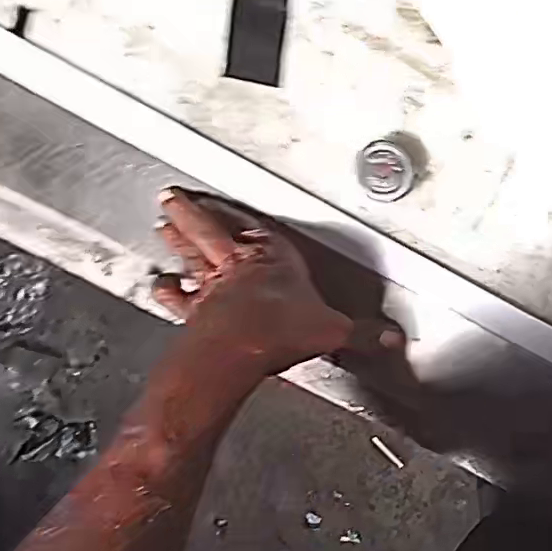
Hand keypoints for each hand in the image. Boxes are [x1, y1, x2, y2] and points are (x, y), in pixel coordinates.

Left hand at [152, 188, 401, 374]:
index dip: (242, 217)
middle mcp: (240, 270)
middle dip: (195, 215)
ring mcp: (212, 290)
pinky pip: (176, 296)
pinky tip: (159, 284)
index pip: (259, 233)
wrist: (235, 354)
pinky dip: (166, 290)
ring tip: (163, 226)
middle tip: (174, 197)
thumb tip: (392, 339)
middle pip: (212, 234)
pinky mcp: (193, 314)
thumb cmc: (279, 333)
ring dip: (176, 241)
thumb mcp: (335, 332)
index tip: (230, 205)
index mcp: (275, 265)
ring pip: (191, 256)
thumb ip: (363, 334)